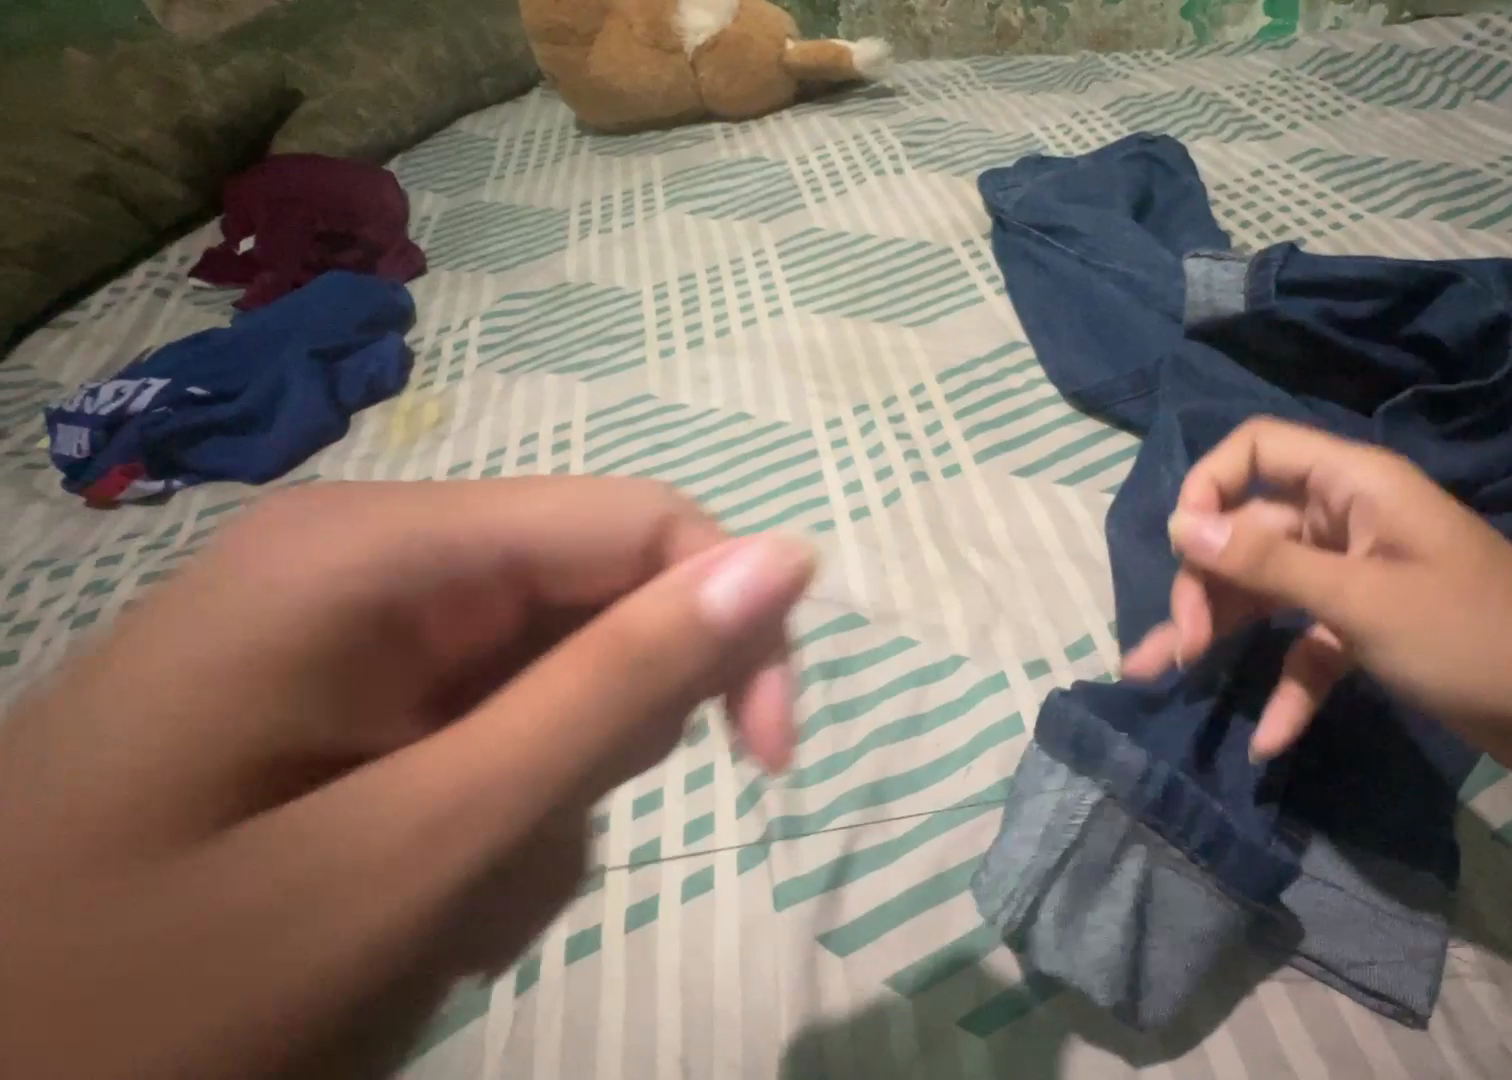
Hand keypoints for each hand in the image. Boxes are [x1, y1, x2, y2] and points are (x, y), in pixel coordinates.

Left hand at [0, 479, 814, 1079]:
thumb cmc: (170, 990)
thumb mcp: (438, 838)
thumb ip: (623, 683)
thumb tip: (788, 558)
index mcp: (384, 552)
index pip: (646, 523)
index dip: (737, 622)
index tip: (770, 755)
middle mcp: (380, 557)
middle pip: (605, 594)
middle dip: (621, 721)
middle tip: (536, 841)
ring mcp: (367, 623)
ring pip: (568, 666)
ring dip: (562, 780)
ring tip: (460, 884)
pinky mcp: (364, 684)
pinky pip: (508, 713)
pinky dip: (512, 801)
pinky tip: (430, 877)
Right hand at [1121, 417, 1511, 777]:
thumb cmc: (1477, 639)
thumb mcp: (1362, 601)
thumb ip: (1266, 562)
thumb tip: (1179, 525)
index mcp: (1353, 487)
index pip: (1256, 450)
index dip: (1208, 487)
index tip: (1181, 548)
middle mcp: (1344, 521)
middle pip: (1246, 532)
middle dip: (1206, 585)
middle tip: (1185, 645)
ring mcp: (1353, 577)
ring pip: (1265, 592)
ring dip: (1222, 632)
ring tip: (1164, 674)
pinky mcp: (1363, 628)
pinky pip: (1303, 645)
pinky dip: (1285, 687)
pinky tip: (1267, 738)